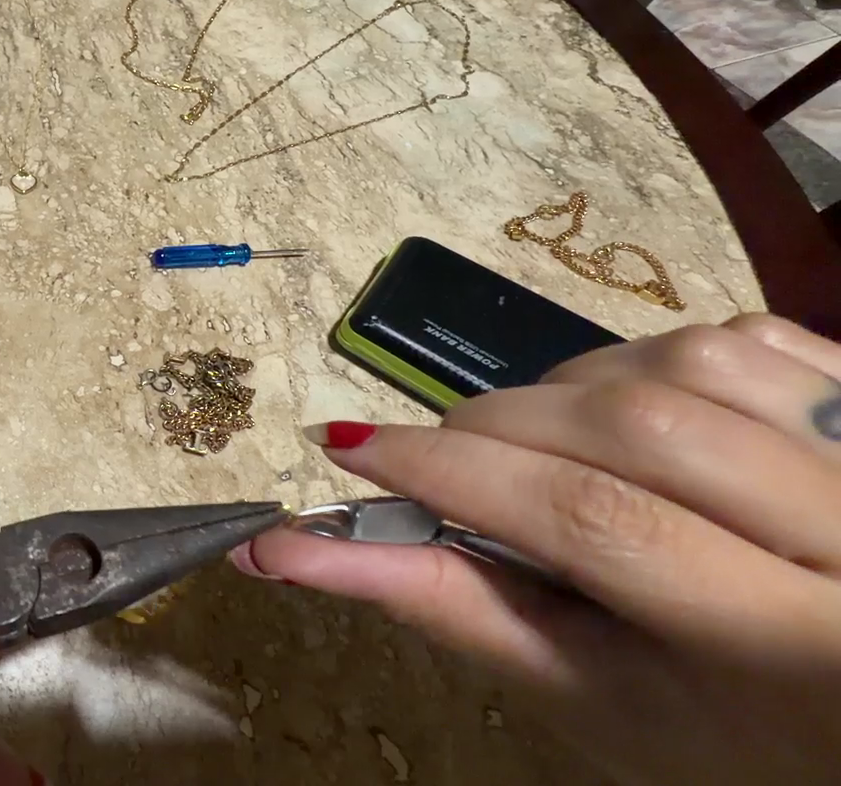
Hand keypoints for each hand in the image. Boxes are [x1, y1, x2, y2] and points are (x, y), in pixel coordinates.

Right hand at [235, 315, 840, 785]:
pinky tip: (632, 414)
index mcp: (796, 648)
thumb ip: (443, 605)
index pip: (594, 519)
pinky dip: (644, 360)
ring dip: (565, 388)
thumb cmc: (720, 731)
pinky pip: (739, 338)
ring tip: (546, 444)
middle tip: (446, 462)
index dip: (449, 471)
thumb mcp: (585, 695)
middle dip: (494, 428)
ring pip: (680, 363)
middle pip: (632, 428)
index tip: (345, 446)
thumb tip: (280, 551)